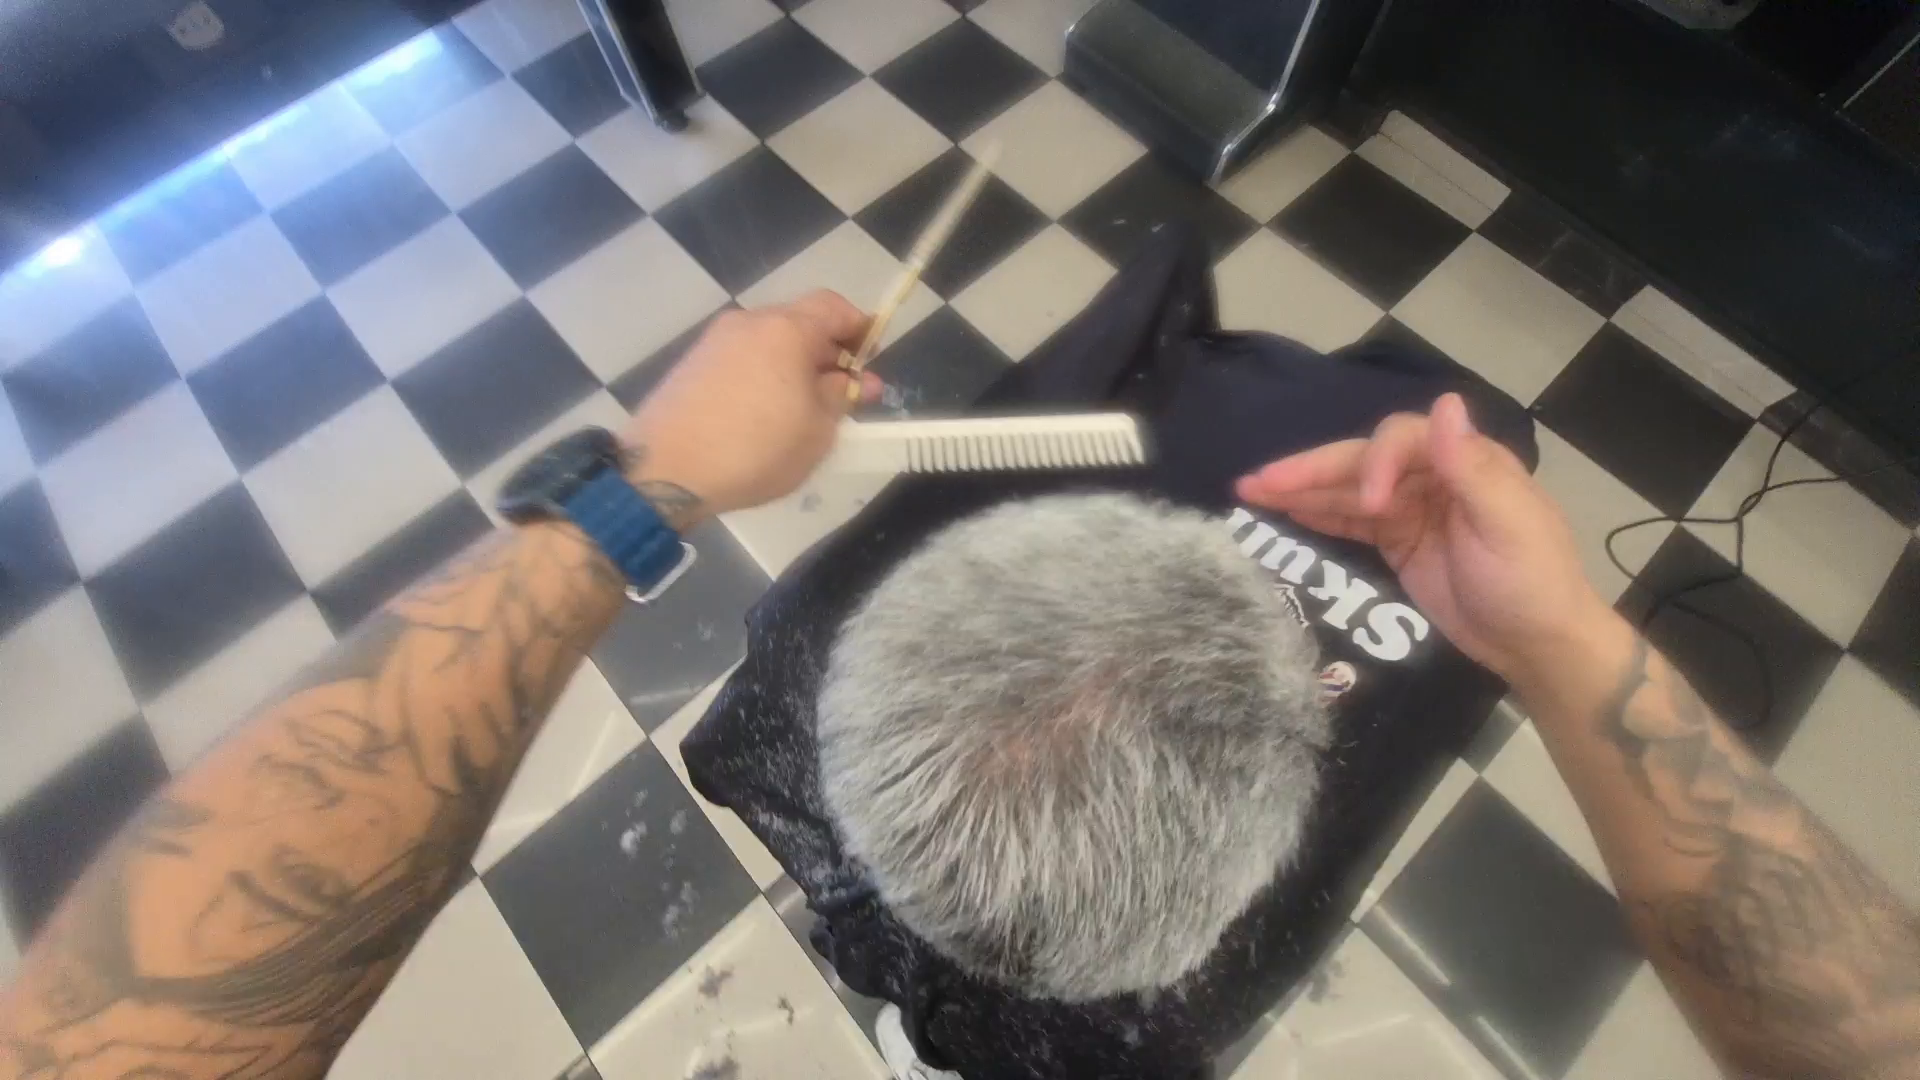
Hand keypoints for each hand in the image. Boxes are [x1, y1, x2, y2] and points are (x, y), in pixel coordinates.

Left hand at [620, 291, 881, 524]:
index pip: (835, 307)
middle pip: (800, 322)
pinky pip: (743, 360)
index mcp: (786, 330)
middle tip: (844, 394)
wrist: (665, 471)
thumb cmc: (756, 450)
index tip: (870, 361)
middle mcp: (749, 323)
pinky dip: (765, 376)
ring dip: (795, 366)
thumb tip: (852, 380)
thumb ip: (840, 397)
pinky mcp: (692, 365)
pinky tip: (766, 416)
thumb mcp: (817, 431)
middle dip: (828, 352)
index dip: (860, 329)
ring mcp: (715, 341)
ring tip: (804, 411)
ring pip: (770, 343)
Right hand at [1234, 393, 1612, 682]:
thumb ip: (1472, 468)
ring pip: (1344, 489)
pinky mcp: (1393, 540)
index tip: (1370, 505)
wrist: (1535, 645)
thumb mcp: (1510, 526)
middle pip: (1358, 461)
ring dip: (1298, 489)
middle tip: (1257, 481)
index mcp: (1464, 462)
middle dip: (1308, 470)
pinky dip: (1314, 513)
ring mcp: (1408, 508)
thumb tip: (1446, 403)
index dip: (1374, 463)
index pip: (1401, 440)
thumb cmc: (1531, 583)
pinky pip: (1346, 520)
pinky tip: (1281, 510)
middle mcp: (1430, 476)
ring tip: (1249, 492)